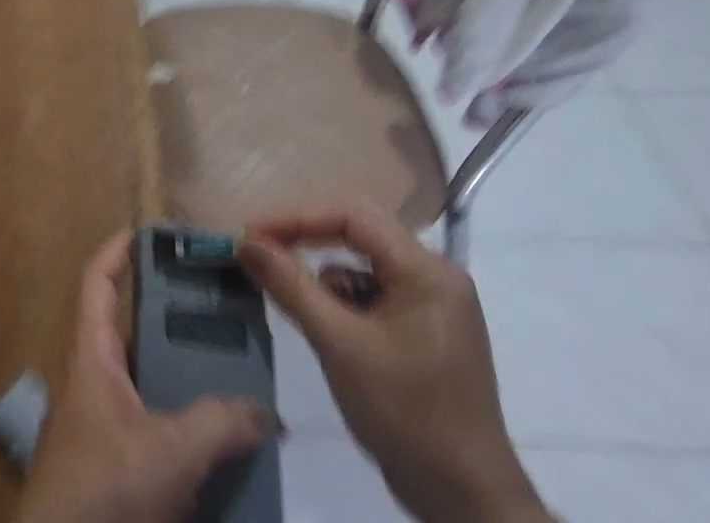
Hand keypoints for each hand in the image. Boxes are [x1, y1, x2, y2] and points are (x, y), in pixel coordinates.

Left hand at [17, 231, 274, 522]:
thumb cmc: (106, 489)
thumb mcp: (170, 451)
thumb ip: (219, 423)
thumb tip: (262, 412)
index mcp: (91, 360)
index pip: (96, 285)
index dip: (116, 253)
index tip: (144, 232)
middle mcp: (92, 384)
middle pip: (130, 332)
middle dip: (170, 318)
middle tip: (220, 309)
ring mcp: (100, 426)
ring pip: (148, 384)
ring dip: (185, 377)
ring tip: (237, 373)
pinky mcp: (112, 464)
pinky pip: (154, 428)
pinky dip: (185, 425)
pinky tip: (224, 441)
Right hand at [237, 206, 551, 522]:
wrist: (464, 494)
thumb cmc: (404, 413)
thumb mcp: (338, 345)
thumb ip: (291, 286)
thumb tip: (246, 242)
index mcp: (426, 271)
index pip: (352, 216)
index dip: (296, 218)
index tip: (250, 236)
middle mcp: (436, 276)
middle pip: (359, 236)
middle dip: (306, 244)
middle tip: (259, 257)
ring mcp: (435, 304)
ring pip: (364, 267)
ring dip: (324, 280)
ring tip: (296, 309)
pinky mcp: (428, 330)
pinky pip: (376, 295)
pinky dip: (344, 304)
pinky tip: (327, 333)